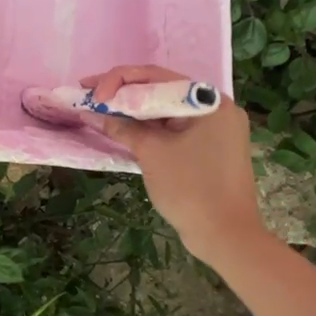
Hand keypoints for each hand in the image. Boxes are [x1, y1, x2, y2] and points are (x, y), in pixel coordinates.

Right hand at [82, 65, 268, 266]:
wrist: (227, 238)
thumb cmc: (191, 189)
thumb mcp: (151, 152)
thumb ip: (121, 126)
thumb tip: (90, 112)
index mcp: (209, 102)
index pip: (156, 76)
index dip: (118, 81)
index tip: (92, 94)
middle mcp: (215, 108)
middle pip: (160, 89)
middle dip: (122, 92)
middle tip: (87, 92)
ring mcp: (214, 128)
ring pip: (164, 108)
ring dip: (132, 109)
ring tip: (98, 107)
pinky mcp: (208, 146)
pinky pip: (172, 126)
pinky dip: (147, 125)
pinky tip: (121, 125)